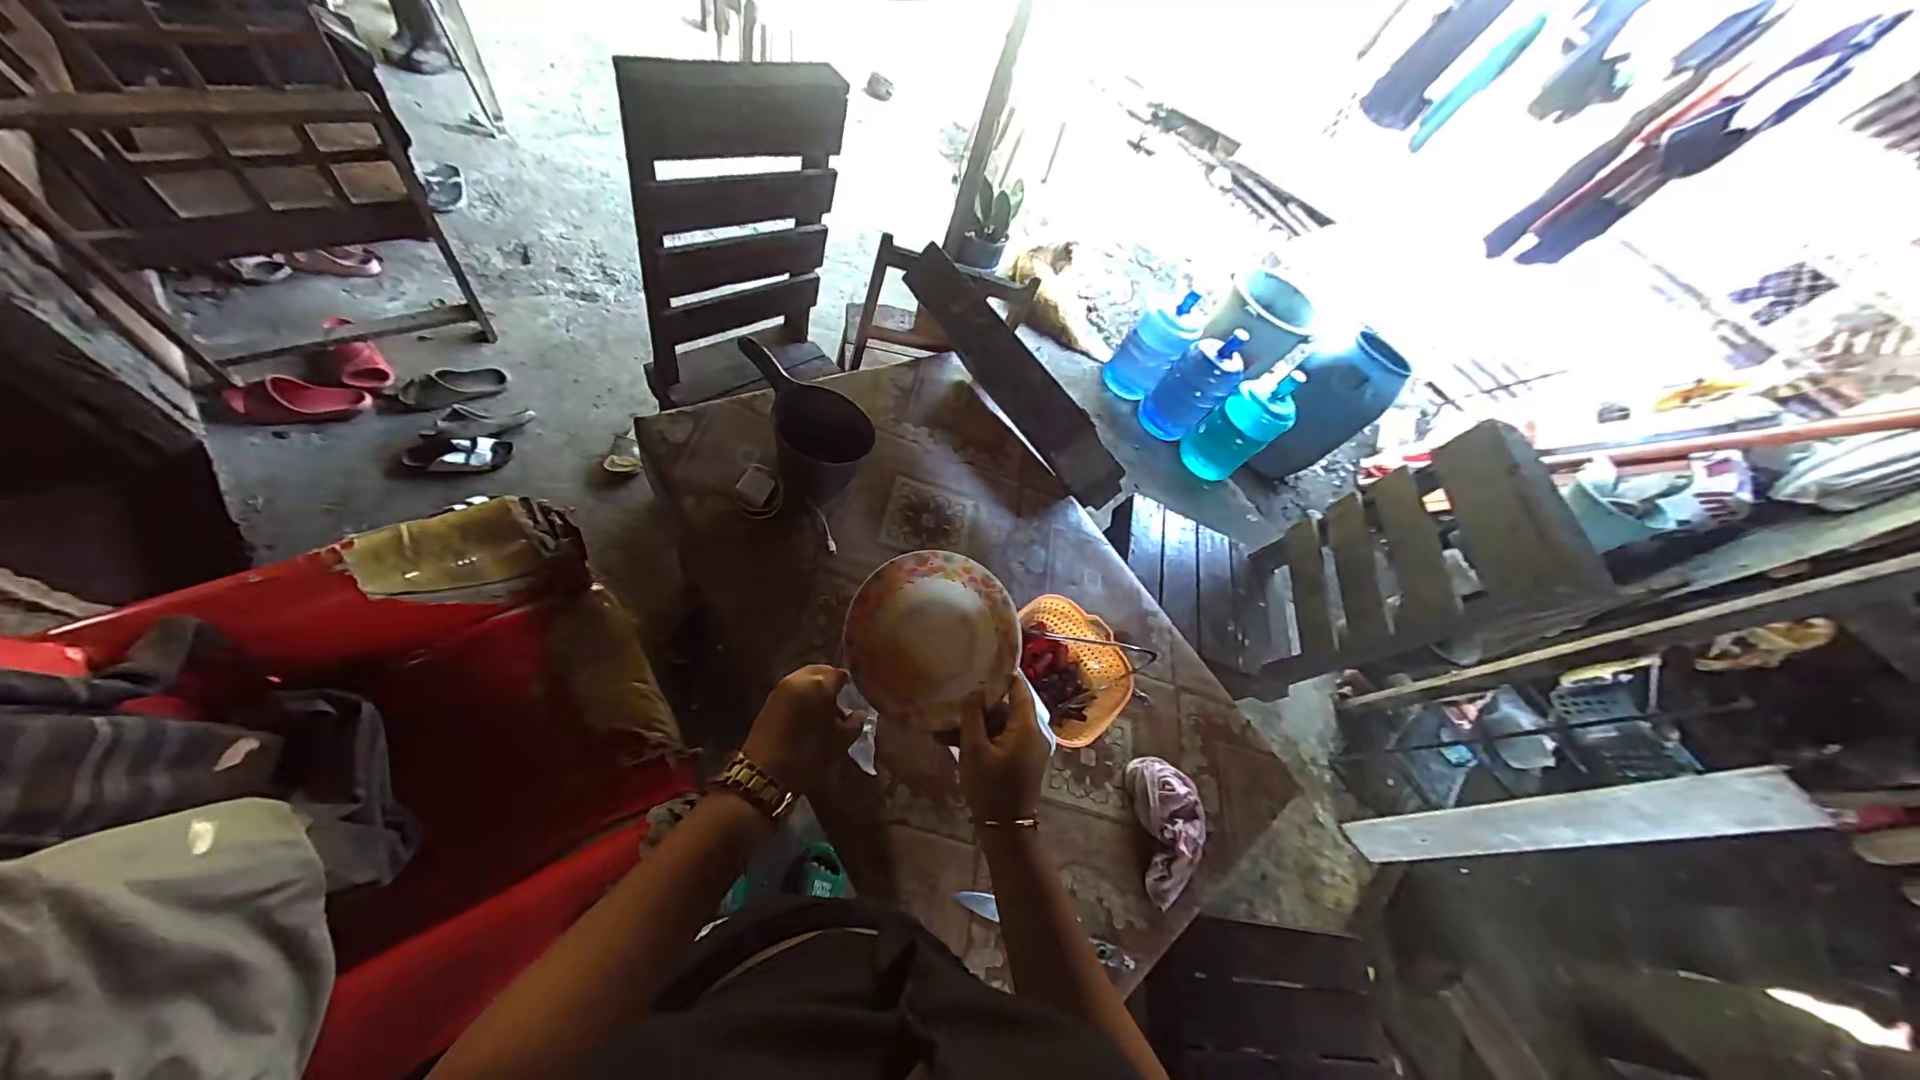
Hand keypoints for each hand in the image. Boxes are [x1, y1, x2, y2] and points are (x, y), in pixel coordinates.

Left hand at [742, 665, 863, 794]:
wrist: (764, 774)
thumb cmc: (808, 755)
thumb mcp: (840, 741)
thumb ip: (855, 723)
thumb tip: (859, 713)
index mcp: (819, 685)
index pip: (839, 674)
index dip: (848, 684)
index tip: (853, 695)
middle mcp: (799, 679)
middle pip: (820, 671)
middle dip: (830, 682)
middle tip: (839, 700)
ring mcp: (781, 688)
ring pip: (804, 679)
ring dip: (815, 688)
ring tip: (822, 710)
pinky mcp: (769, 699)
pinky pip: (792, 689)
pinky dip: (802, 694)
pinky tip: (806, 714)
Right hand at [958, 677, 1049, 820]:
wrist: (1005, 830)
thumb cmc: (990, 787)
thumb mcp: (975, 750)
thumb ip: (973, 717)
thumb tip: (974, 692)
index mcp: (1028, 727)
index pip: (1019, 688)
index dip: (1001, 675)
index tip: (980, 664)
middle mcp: (1033, 733)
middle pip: (1006, 707)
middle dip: (979, 705)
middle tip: (953, 699)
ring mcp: (1027, 748)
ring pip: (999, 725)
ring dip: (974, 725)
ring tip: (943, 726)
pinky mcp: (1019, 760)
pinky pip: (999, 740)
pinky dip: (980, 739)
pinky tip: (950, 741)